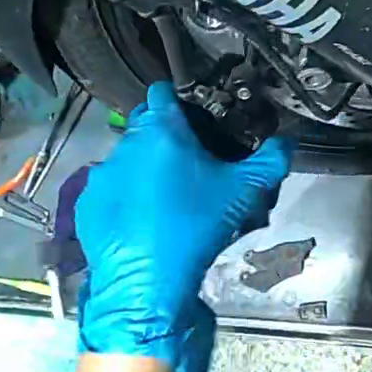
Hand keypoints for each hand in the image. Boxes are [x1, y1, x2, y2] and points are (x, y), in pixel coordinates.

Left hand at [76, 82, 292, 371]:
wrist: (147, 280)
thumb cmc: (196, 226)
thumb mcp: (244, 192)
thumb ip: (269, 160)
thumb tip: (284, 143)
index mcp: (162, 130)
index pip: (162, 92)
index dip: (176, 98)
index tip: (188, 116)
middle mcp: (126, 144)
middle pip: (143, 126)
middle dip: (161, 137)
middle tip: (185, 164)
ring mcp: (101, 174)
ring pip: (123, 159)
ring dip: (141, 169)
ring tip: (163, 199)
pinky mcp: (87, 204)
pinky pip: (106, 191)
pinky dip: (121, 199)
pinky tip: (140, 221)